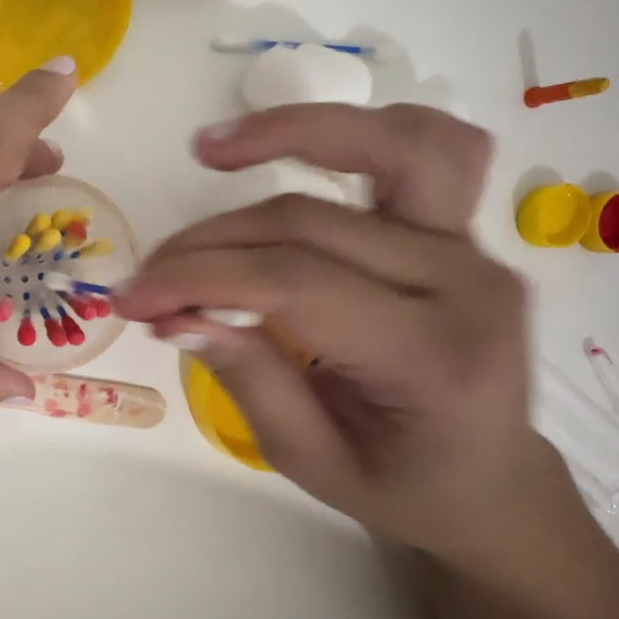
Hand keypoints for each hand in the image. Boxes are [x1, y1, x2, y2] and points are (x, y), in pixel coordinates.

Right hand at [112, 104, 569, 556]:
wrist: (488, 484)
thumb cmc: (398, 486)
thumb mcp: (307, 459)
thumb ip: (247, 379)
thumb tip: (175, 315)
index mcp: (431, 356)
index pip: (293, 282)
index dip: (197, 277)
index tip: (129, 299)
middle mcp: (466, 285)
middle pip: (312, 222)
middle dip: (208, 243)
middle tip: (145, 278)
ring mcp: (476, 248)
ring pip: (394, 148)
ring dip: (297, 131)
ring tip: (211, 147)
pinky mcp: (466, 232)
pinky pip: (429, 150)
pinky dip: (360, 133)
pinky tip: (295, 144)